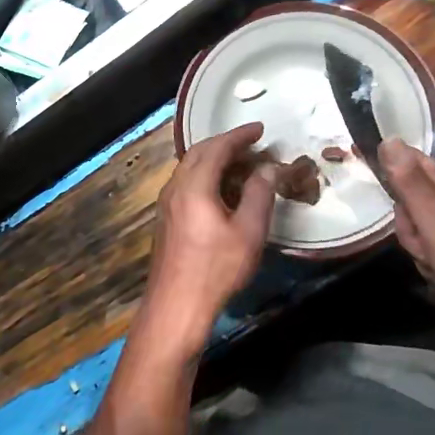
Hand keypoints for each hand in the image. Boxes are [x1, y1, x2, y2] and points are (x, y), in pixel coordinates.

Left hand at [134, 123, 276, 363]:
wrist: (176, 304)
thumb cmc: (216, 269)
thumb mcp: (248, 232)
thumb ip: (259, 195)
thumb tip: (268, 168)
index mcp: (194, 186)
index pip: (216, 148)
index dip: (239, 136)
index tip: (260, 129)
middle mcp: (175, 188)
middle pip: (198, 153)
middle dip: (226, 144)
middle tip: (253, 145)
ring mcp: (167, 204)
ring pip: (189, 168)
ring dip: (214, 160)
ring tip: (242, 165)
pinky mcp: (166, 219)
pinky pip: (186, 184)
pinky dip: (206, 176)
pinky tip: (223, 190)